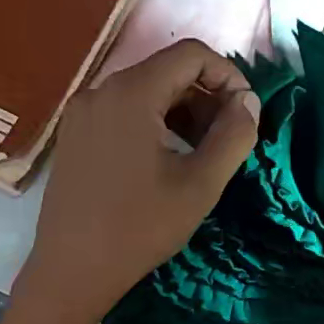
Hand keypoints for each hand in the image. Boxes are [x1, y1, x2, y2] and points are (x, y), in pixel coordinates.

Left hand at [19, 40, 259, 323]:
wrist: (74, 269)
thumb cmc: (141, 227)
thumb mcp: (201, 183)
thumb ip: (234, 135)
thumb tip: (249, 102)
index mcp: (131, 93)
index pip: (190, 54)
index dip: (228, 75)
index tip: (247, 112)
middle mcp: (100, 90)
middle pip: (167, 71)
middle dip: (207, 97)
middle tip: (229, 137)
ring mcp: (82, 112)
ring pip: (146, 93)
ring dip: (183, 113)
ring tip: (203, 153)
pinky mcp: (75, 135)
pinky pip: (124, 112)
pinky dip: (155, 124)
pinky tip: (168, 161)